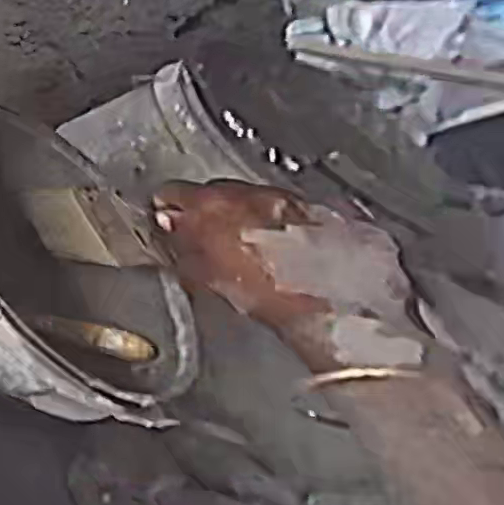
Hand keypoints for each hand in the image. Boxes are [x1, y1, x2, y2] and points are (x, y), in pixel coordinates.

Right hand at [151, 180, 413, 340]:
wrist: (336, 313)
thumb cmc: (264, 293)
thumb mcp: (199, 271)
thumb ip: (178, 240)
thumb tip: (170, 224)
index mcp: (209, 203)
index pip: (171, 191)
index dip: (168, 208)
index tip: (171, 221)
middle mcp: (250, 193)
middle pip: (217, 192)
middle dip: (213, 211)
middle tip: (214, 238)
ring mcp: (292, 202)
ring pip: (257, 201)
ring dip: (251, 217)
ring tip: (257, 249)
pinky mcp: (328, 216)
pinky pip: (295, 214)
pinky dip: (287, 227)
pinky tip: (291, 253)